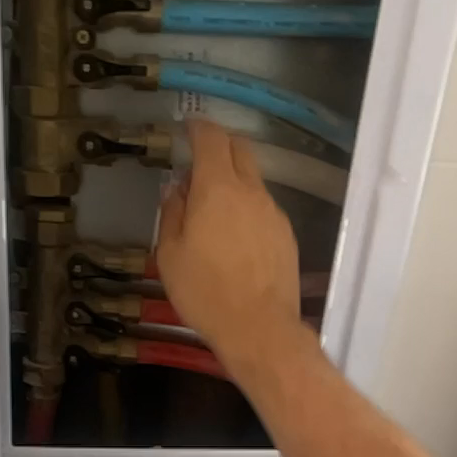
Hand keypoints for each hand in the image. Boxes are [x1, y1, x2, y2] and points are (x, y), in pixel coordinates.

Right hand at [156, 121, 310, 366]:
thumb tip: (178, 189)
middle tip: (200, 162)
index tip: (188, 130)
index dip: (198, 128)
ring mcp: (273, 213)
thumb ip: (173, 213)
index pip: (211, 139)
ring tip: (214, 213)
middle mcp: (251, 191)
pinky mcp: (285, 236)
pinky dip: (247, 212)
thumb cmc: (204, 292)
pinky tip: (236, 241)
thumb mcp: (170, 255)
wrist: (257, 328)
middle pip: (239, 150)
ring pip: (253, 183)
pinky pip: (263, 211)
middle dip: (220, 147)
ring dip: (234, 184)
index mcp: (217, 188)